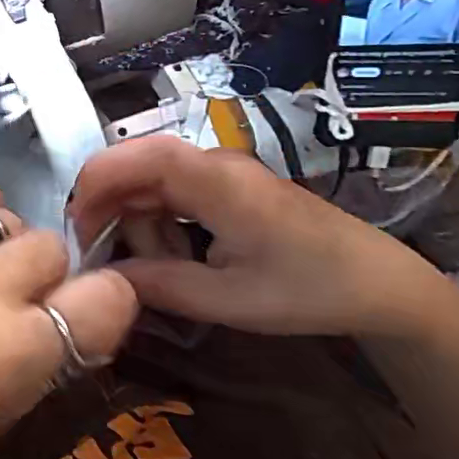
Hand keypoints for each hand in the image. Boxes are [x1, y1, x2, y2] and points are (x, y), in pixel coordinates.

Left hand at [0, 180, 137, 458]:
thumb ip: (42, 361)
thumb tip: (82, 312)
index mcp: (4, 356)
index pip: (102, 299)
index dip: (106, 306)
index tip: (91, 315)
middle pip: (50, 248)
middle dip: (48, 279)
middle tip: (20, 307)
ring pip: (2, 223)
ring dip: (0, 254)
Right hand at [68, 137, 450, 337]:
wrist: (381, 283)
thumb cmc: (310, 289)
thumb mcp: (229, 300)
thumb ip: (160, 285)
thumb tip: (103, 278)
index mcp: (219, 183)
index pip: (143, 157)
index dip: (99, 181)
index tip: (76, 223)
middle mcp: (214, 164)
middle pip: (137, 170)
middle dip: (113, 211)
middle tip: (107, 260)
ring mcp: (219, 171)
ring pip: (148, 182)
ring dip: (139, 222)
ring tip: (162, 269)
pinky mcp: (224, 183)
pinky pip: (169, 191)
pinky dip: (157, 221)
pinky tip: (176, 256)